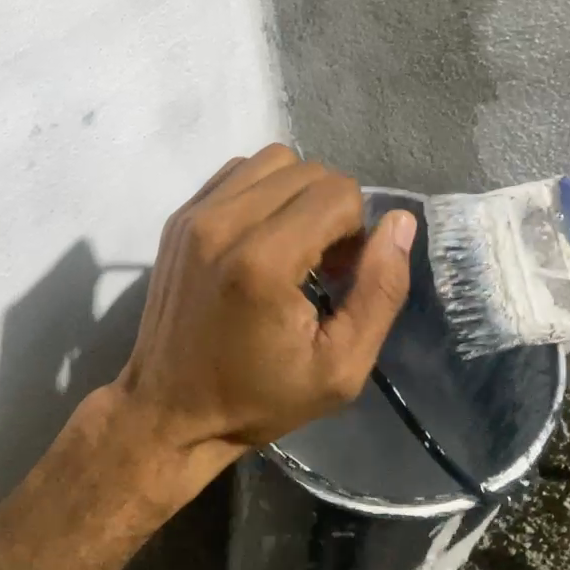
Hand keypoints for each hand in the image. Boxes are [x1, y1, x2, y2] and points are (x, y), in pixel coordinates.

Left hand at [112, 144, 416, 454]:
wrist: (168, 410)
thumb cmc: (258, 397)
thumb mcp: (341, 368)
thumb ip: (381, 291)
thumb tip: (401, 221)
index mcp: (264, 262)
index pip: (339, 193)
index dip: (355, 232)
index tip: (340, 277)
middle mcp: (225, 222)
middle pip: (310, 171)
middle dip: (332, 210)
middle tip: (322, 265)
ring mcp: (196, 213)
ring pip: (275, 160)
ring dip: (298, 193)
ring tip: (292, 244)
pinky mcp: (180, 213)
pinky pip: (239, 170)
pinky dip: (263, 190)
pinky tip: (261, 235)